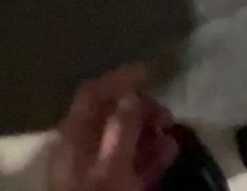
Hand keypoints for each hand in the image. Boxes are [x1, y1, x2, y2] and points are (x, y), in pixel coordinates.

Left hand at [49, 67, 179, 190]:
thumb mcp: (113, 170)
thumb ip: (122, 130)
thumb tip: (133, 93)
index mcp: (73, 139)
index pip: (93, 94)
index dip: (121, 77)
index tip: (153, 72)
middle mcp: (81, 151)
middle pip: (110, 115)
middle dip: (141, 107)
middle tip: (167, 111)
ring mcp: (95, 173)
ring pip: (123, 139)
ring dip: (149, 131)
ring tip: (173, 131)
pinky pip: (131, 164)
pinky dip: (150, 155)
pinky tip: (171, 153)